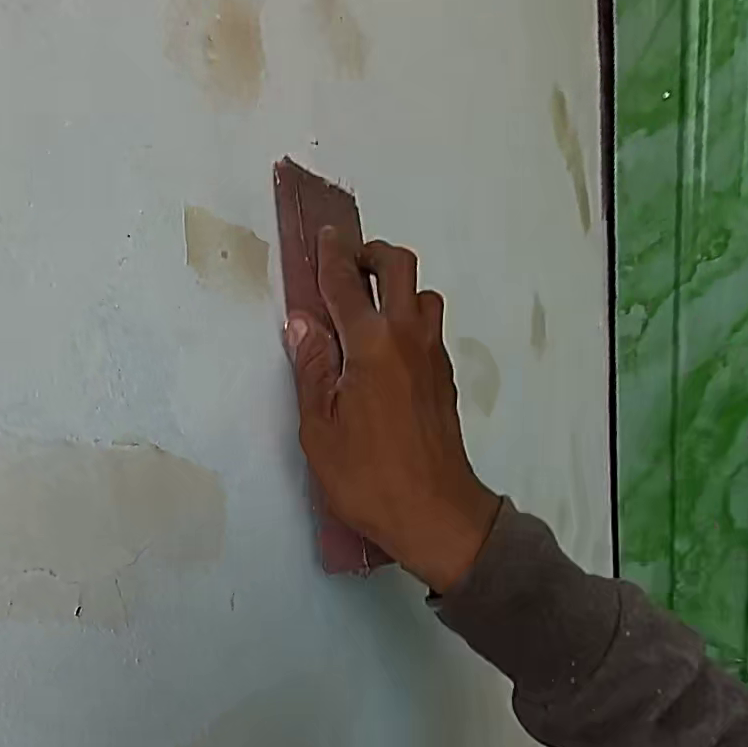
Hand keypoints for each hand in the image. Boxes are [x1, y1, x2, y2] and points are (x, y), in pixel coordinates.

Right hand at [285, 229, 501, 593]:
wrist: (433, 512)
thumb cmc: (365, 476)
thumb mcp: (319, 429)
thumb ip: (312, 369)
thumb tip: (303, 323)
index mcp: (371, 346)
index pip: (345, 285)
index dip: (330, 256)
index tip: (323, 235)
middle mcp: (408, 338)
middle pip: (399, 267)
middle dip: (371, 254)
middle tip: (346, 268)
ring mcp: (433, 356)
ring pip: (423, 295)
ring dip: (396, 289)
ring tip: (367, 314)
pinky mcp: (444, 378)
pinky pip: (429, 327)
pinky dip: (408, 319)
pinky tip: (386, 353)